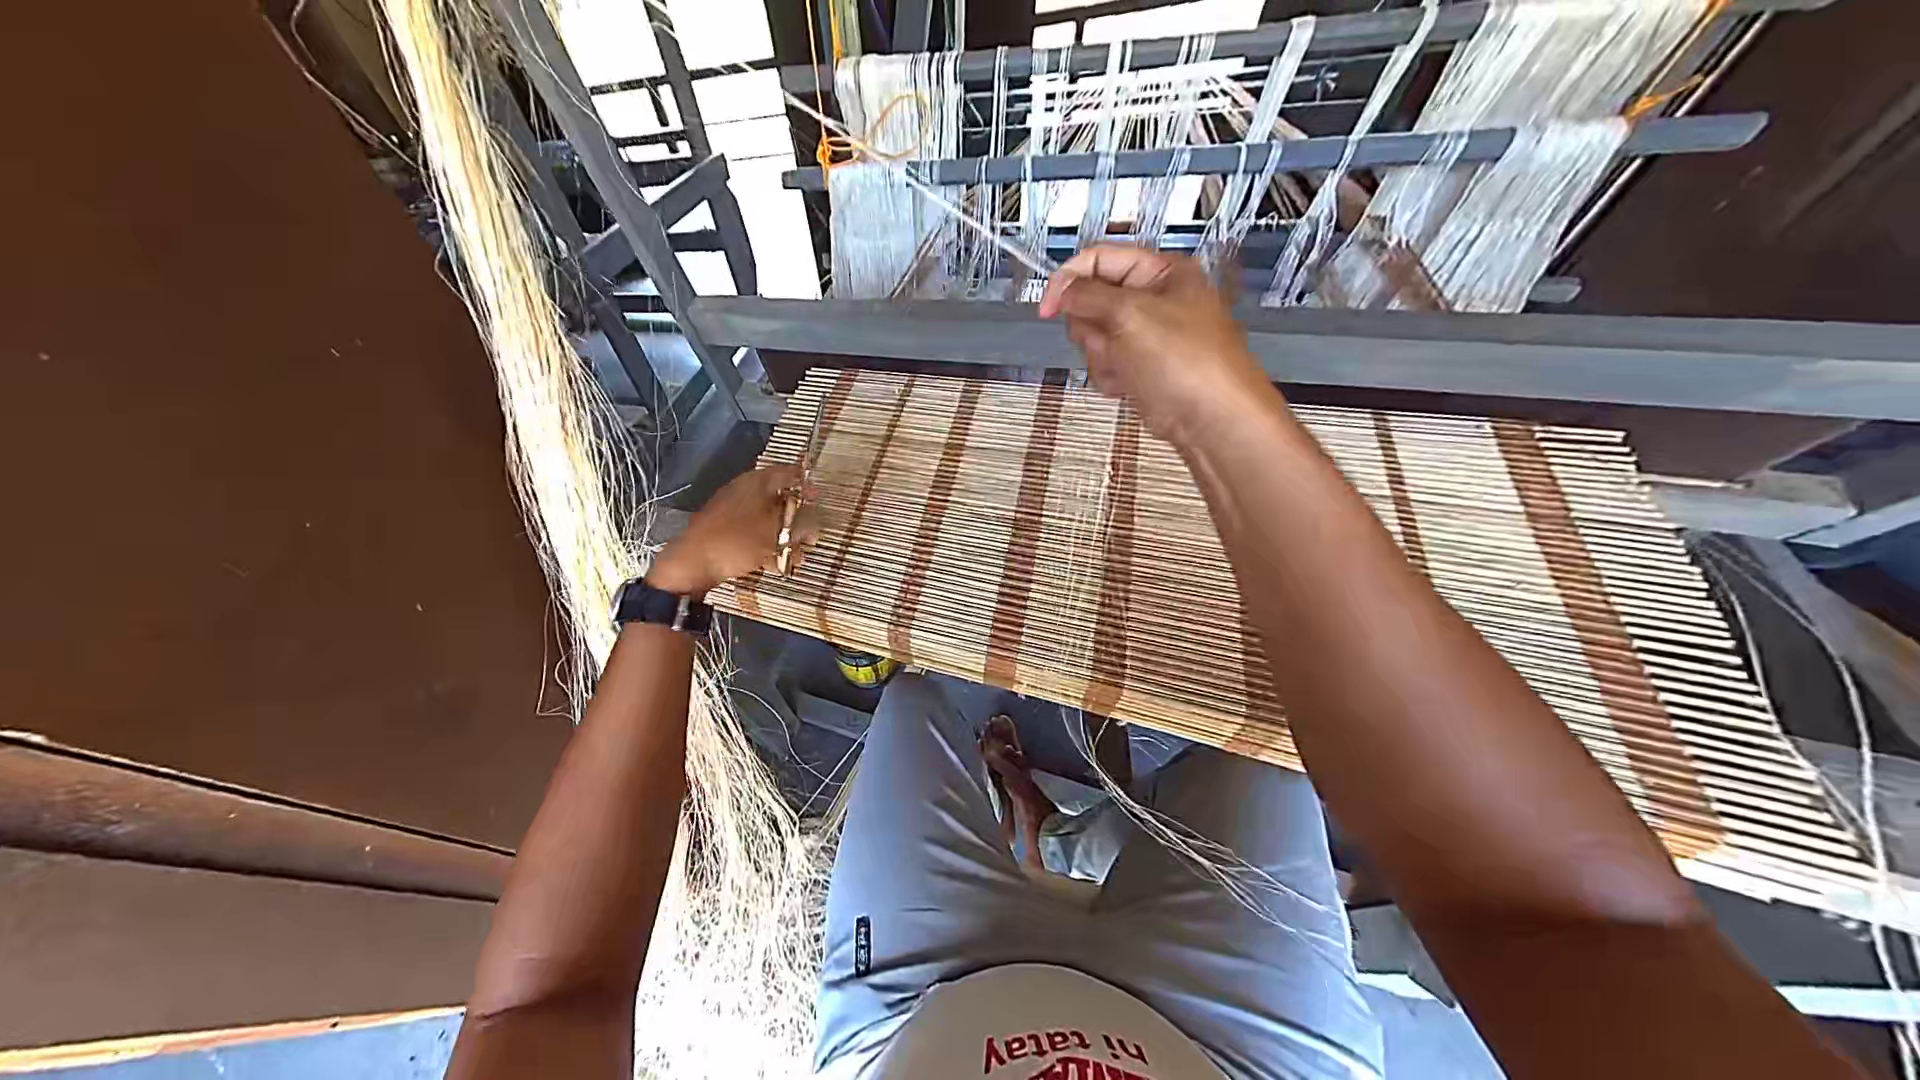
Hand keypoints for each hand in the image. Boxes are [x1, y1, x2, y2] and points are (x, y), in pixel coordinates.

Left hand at [647, 464, 813, 595]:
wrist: (692, 563)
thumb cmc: (737, 541)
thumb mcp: (776, 533)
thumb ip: (800, 525)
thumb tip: (813, 524)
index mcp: (756, 482)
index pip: (788, 473)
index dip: (806, 485)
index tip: (819, 499)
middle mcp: (743, 490)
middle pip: (779, 500)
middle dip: (797, 521)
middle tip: (809, 538)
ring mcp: (731, 509)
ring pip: (767, 520)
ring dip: (783, 538)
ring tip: (793, 559)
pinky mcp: (724, 529)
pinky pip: (753, 532)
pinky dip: (766, 545)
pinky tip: (773, 565)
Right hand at [1038, 246, 1279, 445]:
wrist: (1211, 420)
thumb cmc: (1193, 365)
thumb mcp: (1131, 315)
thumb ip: (1088, 295)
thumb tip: (1062, 291)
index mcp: (1160, 272)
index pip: (1099, 259)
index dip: (1069, 280)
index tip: (1049, 306)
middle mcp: (1154, 301)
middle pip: (1091, 302)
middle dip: (1092, 327)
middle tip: (1110, 339)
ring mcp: (1146, 336)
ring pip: (1094, 337)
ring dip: (1101, 356)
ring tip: (1126, 366)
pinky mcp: (1140, 367)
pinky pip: (1104, 364)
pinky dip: (1110, 376)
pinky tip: (1129, 384)